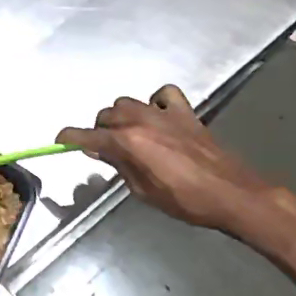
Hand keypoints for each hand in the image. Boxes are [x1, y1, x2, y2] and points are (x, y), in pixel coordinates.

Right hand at [56, 85, 274, 231]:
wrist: (235, 196)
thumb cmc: (187, 201)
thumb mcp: (143, 191)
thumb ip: (119, 166)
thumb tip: (99, 152)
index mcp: (126, 142)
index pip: (86, 135)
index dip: (70, 138)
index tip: (61, 141)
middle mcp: (139, 121)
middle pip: (105, 115)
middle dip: (99, 130)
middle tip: (106, 148)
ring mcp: (162, 113)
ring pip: (127, 103)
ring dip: (122, 116)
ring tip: (129, 132)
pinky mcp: (185, 113)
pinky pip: (162, 94)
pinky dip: (155, 101)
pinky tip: (158, 115)